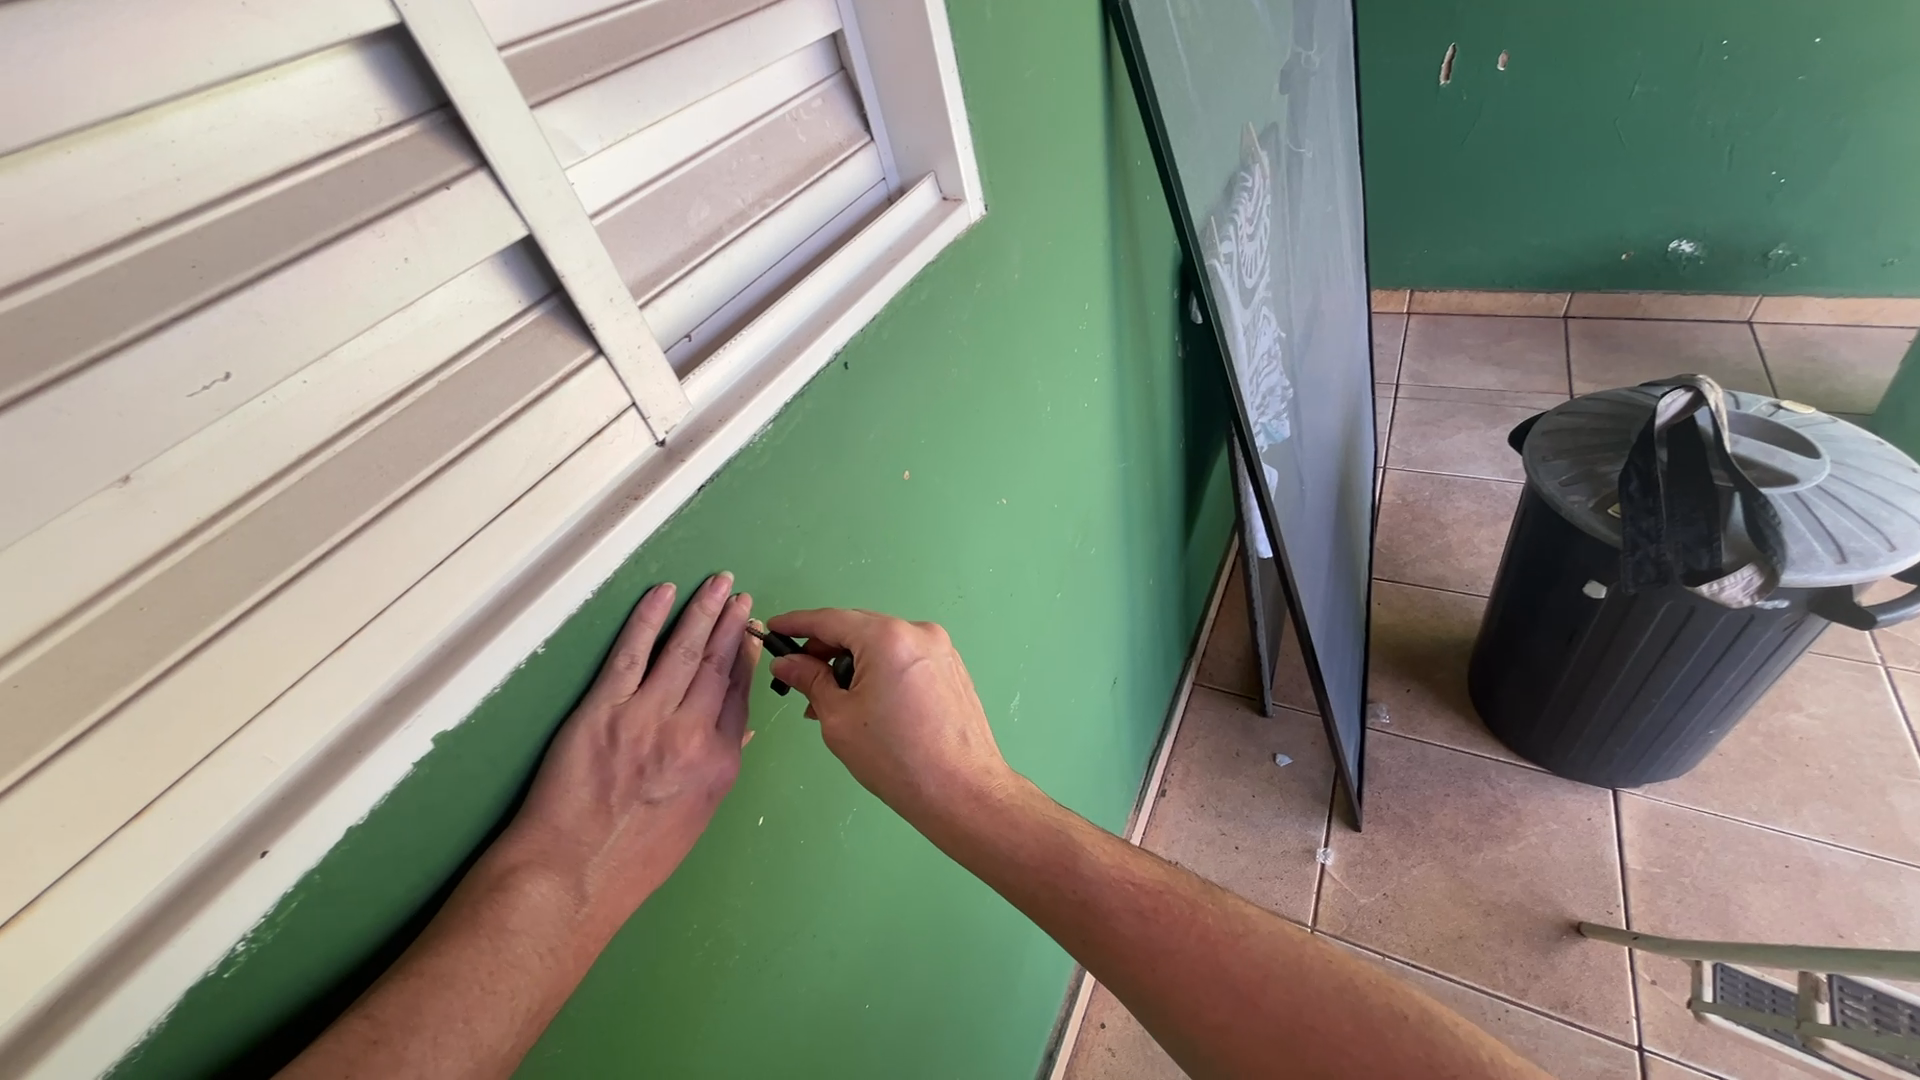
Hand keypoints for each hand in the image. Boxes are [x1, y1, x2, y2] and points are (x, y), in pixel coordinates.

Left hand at [496, 573, 759, 933]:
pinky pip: (631, 654)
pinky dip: (649, 619)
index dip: (744, 658)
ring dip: (703, 611)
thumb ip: (720, 763)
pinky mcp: (603, 710)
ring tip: (718, 584)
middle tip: (741, 595)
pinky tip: (664, 594)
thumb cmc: (637, 857)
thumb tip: (738, 727)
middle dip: (731, 625)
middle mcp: (692, 733)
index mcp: (720, 761)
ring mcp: (647, 717)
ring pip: (683, 651)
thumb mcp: (698, 814)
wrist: (571, 876)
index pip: (738, 695)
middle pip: (716, 665)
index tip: (747, 634)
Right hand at [766, 609, 1013, 821]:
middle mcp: (918, 632)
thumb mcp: (838, 718)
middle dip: (825, 649)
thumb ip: (810, 680)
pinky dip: (880, 671)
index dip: (797, 624)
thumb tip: (787, 662)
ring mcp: (941, 649)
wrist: (961, 790)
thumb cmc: (895, 757)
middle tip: (799, 677)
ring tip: (831, 702)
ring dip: (853, 664)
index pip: (830, 619)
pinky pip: (905, 658)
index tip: (774, 629)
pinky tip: (866, 703)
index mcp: (888, 637)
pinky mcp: (952, 668)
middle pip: (859, 628)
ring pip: (883, 645)